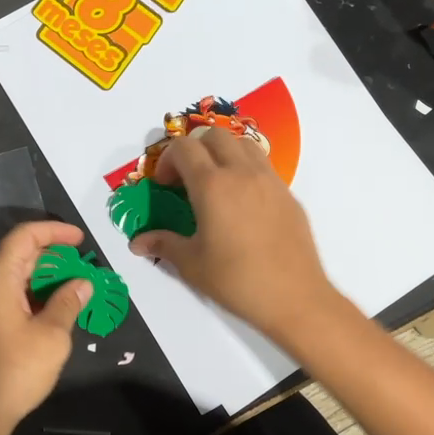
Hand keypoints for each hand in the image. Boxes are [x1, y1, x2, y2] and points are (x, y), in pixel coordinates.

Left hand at [0, 220, 89, 434]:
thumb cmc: (15, 371)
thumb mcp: (51, 336)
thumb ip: (68, 303)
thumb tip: (83, 283)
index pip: (24, 237)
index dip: (54, 231)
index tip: (81, 239)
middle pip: (18, 253)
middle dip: (53, 255)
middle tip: (84, 265)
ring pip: (14, 274)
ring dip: (44, 275)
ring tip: (75, 284)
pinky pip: (8, 292)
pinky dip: (32, 292)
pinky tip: (55, 306)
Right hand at [129, 132, 345, 347]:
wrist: (296, 299)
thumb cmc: (237, 280)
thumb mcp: (192, 264)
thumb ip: (163, 245)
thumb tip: (137, 242)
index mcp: (212, 185)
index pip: (184, 147)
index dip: (168, 160)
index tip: (165, 185)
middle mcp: (241, 173)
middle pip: (214, 135)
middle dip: (195, 149)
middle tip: (187, 178)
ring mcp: (269, 181)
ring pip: (242, 144)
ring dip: (223, 152)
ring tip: (216, 182)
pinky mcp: (288, 194)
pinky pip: (263, 165)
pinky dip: (246, 169)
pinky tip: (242, 203)